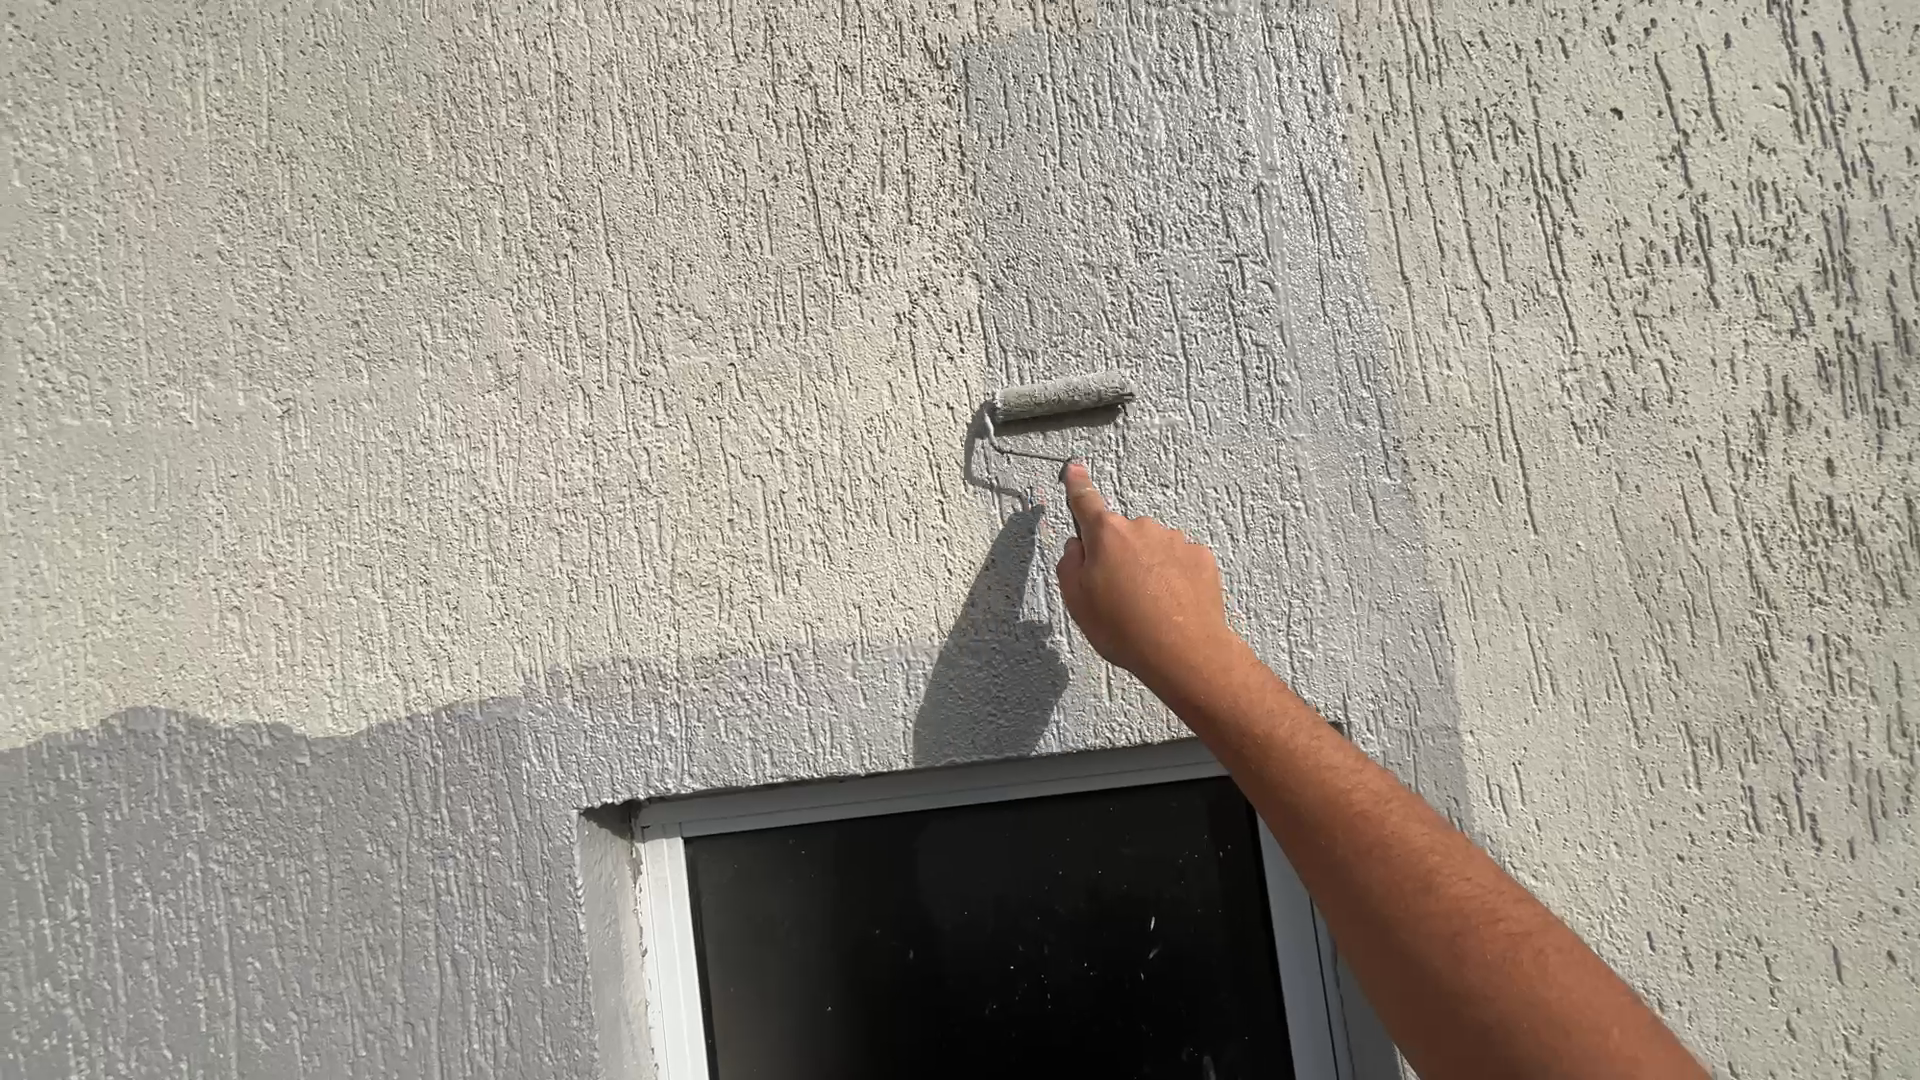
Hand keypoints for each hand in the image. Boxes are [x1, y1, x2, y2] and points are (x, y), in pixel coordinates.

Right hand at [1055, 462, 1244, 693]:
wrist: (1183, 652)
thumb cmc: (1125, 630)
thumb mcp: (1077, 602)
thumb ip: (1069, 565)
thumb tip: (1078, 546)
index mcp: (1106, 536)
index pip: (1085, 501)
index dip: (1077, 484)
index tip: (1075, 468)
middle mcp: (1141, 529)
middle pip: (1120, 535)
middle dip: (1116, 556)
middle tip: (1117, 595)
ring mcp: (1174, 541)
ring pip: (1150, 549)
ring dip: (1146, 569)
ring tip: (1147, 607)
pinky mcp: (1200, 557)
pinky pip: (1177, 561)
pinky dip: (1171, 578)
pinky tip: (1169, 605)